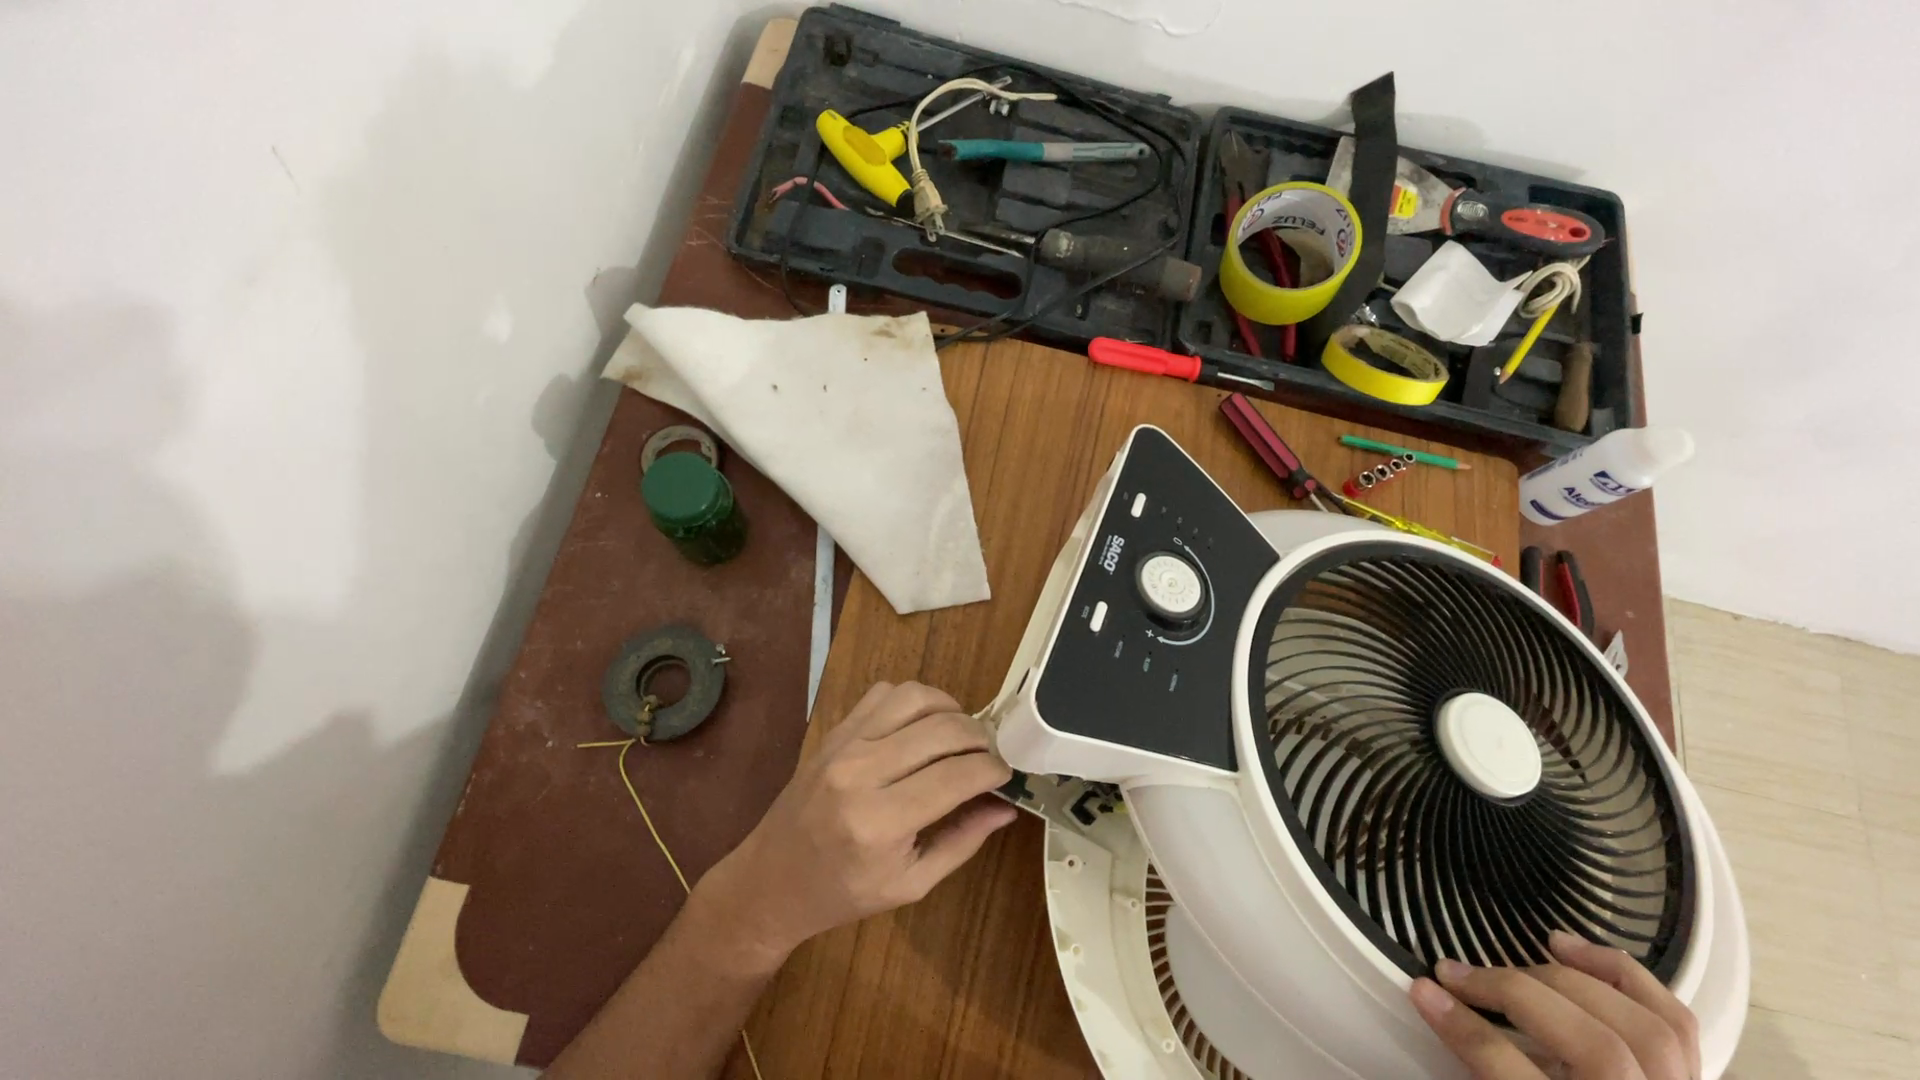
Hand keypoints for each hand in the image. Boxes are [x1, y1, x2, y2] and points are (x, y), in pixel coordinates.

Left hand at [693, 682, 1017, 968]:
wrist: (772, 879)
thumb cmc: (843, 893)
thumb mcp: (910, 884)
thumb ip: (962, 841)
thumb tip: (1006, 806)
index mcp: (880, 823)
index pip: (957, 776)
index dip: (993, 769)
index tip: (1007, 774)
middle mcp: (861, 772)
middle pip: (943, 729)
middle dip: (980, 738)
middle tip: (991, 756)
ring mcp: (843, 745)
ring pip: (915, 698)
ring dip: (951, 710)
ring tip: (962, 736)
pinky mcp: (834, 731)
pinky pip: (884, 694)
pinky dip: (914, 701)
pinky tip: (924, 726)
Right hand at [1410, 931, 1701, 1079]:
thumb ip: (1487, 1074)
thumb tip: (1437, 1009)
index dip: (1466, 1031)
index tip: (1421, 990)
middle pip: (1594, 1047)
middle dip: (1515, 993)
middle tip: (1454, 973)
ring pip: (1646, 1031)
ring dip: (1576, 978)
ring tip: (1525, 952)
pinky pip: (1675, 1022)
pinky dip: (1626, 975)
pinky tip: (1574, 951)